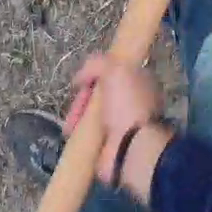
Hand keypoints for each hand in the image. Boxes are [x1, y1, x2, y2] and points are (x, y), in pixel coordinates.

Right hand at [72, 54, 172, 201]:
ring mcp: (124, 125)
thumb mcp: (115, 70)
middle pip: (100, 94)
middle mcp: (134, 102)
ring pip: (93, 115)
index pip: (112, 73)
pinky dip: (80, 133)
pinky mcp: (112, 144)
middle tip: (76, 108)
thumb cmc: (127, 104)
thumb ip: (97, 63)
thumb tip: (80, 76)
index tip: (81, 82)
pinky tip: (72, 134)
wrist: (132, 147)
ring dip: (78, 118)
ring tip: (70, 126)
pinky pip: (91, 134)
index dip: (94, 75)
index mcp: (140, 82)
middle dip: (83, 100)